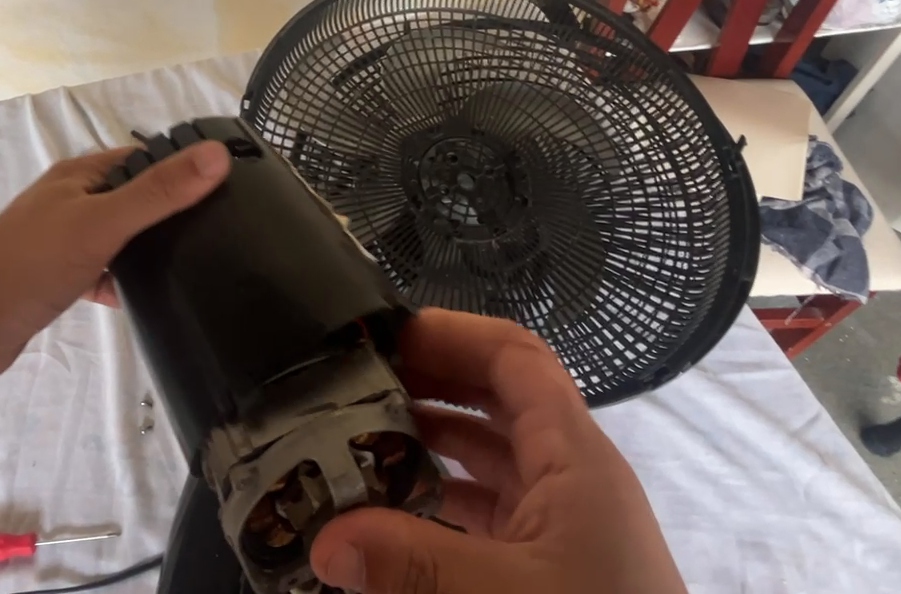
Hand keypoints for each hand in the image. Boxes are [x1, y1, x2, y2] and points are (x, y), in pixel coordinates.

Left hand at [0, 141, 229, 380]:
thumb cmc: (31, 264)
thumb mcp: (103, 222)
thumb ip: (160, 191)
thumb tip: (217, 154)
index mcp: (79, 175)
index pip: (143, 158)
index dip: (181, 166)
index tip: (227, 187)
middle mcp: (70, 199)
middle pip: (132, 196)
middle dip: (168, 210)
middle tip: (217, 229)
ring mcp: (60, 238)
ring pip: (118, 235)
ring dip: (145, 247)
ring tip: (191, 262)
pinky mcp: (55, 275)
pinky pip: (101, 269)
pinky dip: (120, 280)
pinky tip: (142, 298)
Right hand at [310, 309, 685, 593]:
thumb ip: (412, 565)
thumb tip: (324, 539)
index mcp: (575, 458)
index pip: (514, 356)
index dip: (452, 333)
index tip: (385, 335)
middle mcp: (573, 476)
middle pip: (499, 394)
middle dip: (432, 376)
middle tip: (360, 378)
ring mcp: (565, 524)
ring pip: (494, 450)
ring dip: (434, 434)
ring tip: (364, 434)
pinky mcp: (553, 567)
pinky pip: (491, 504)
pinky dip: (443, 492)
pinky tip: (396, 509)